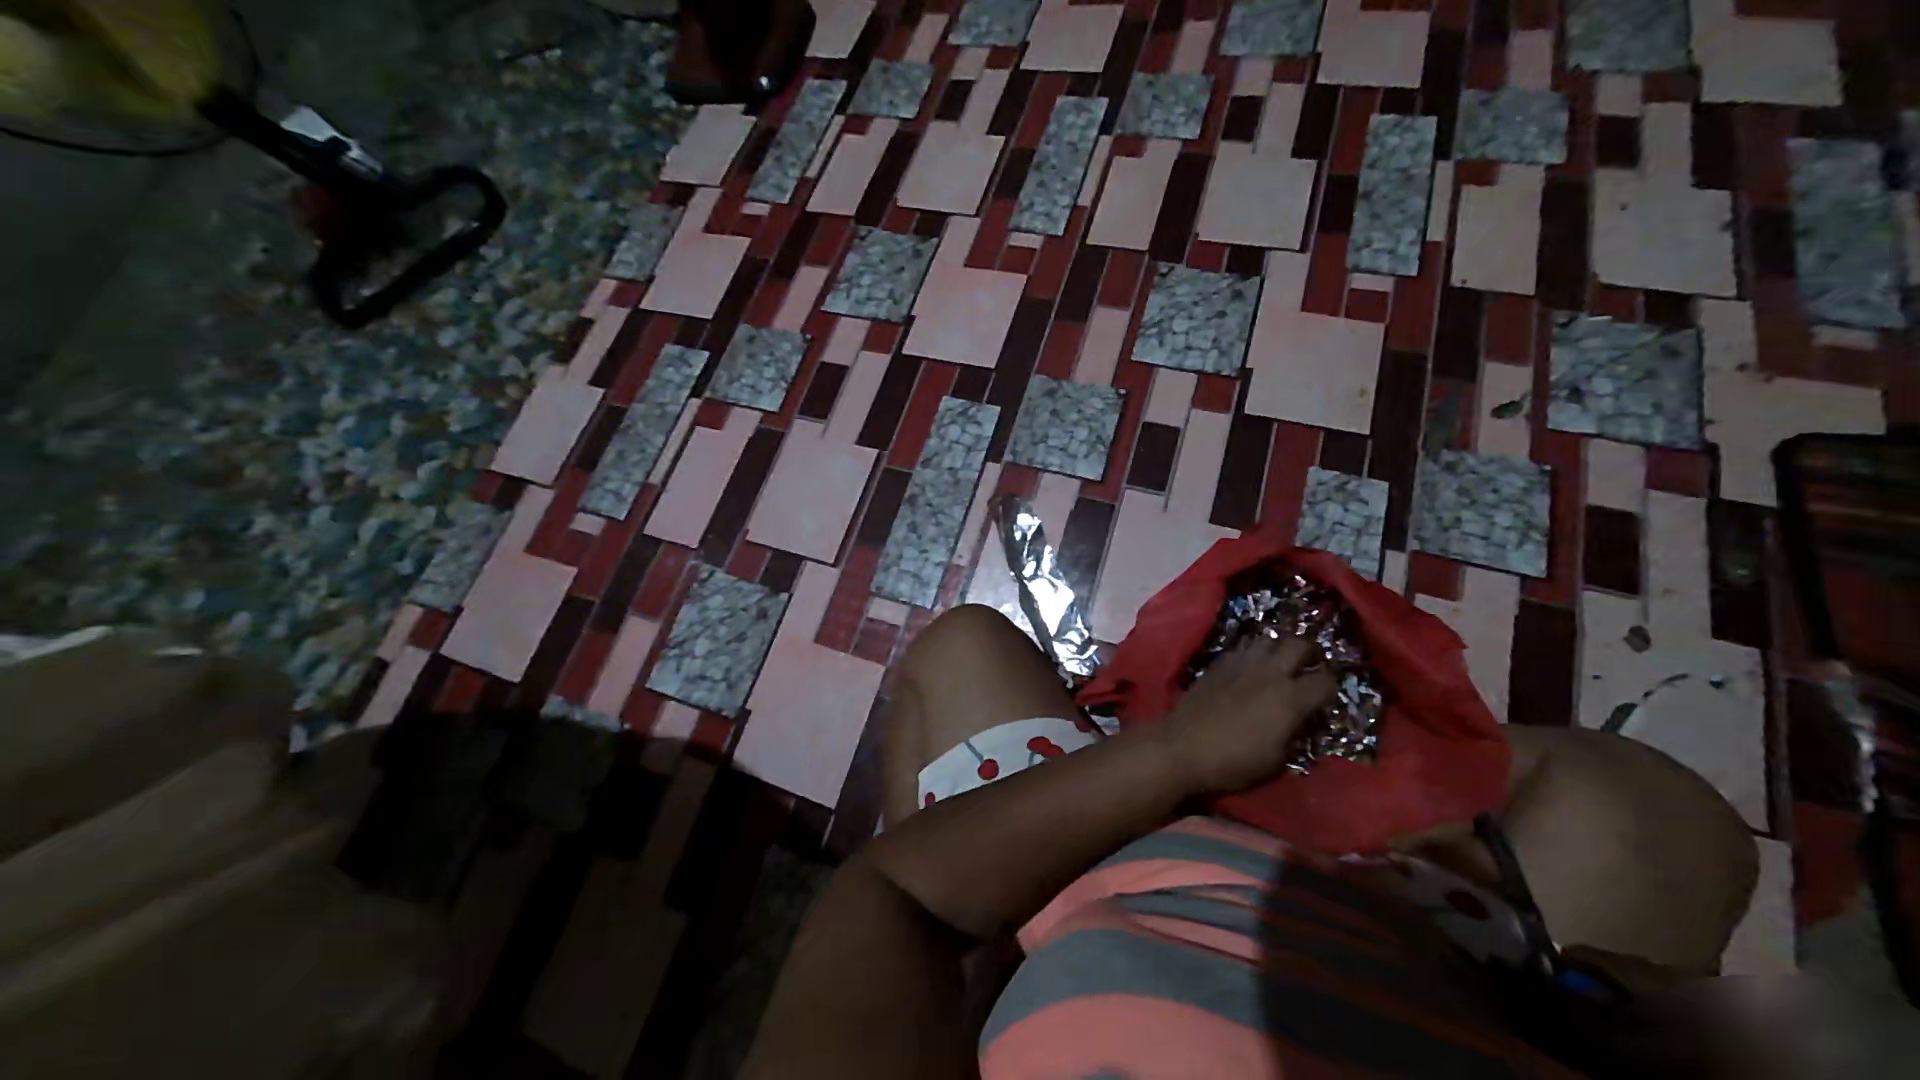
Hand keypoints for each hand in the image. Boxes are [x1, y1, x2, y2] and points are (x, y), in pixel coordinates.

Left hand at [1155, 634, 1336, 796]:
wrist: (1181, 746)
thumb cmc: (1232, 761)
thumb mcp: (1275, 761)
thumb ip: (1294, 736)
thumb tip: (1301, 723)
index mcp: (1290, 698)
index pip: (1326, 681)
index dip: (1332, 688)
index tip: (1327, 697)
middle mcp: (1269, 672)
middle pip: (1299, 645)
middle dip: (1311, 654)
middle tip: (1309, 667)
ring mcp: (1241, 663)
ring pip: (1269, 638)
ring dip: (1279, 647)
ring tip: (1279, 662)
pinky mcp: (1218, 663)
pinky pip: (1243, 647)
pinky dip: (1252, 653)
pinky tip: (1249, 667)